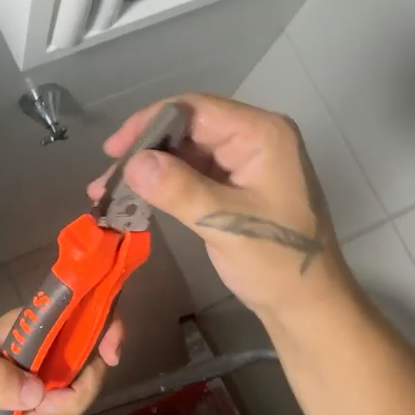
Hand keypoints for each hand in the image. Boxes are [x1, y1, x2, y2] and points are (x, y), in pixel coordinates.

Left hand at [0, 309, 123, 414]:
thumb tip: (38, 391)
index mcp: (24, 326)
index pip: (76, 312)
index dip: (103, 327)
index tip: (110, 356)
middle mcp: (42, 346)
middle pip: (89, 363)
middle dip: (72, 396)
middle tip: (39, 410)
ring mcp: (44, 375)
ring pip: (78, 396)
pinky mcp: (42, 402)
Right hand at [92, 93, 353, 319]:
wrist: (307, 305)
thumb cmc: (277, 262)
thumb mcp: (225, 224)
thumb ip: (178, 189)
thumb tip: (133, 163)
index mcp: (262, 134)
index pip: (196, 110)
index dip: (149, 124)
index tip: (113, 150)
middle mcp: (254, 138)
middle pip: (188, 127)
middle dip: (145, 149)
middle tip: (107, 177)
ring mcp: (245, 162)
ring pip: (186, 151)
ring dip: (150, 168)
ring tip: (111, 190)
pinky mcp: (235, 185)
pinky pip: (192, 173)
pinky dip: (163, 184)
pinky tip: (136, 198)